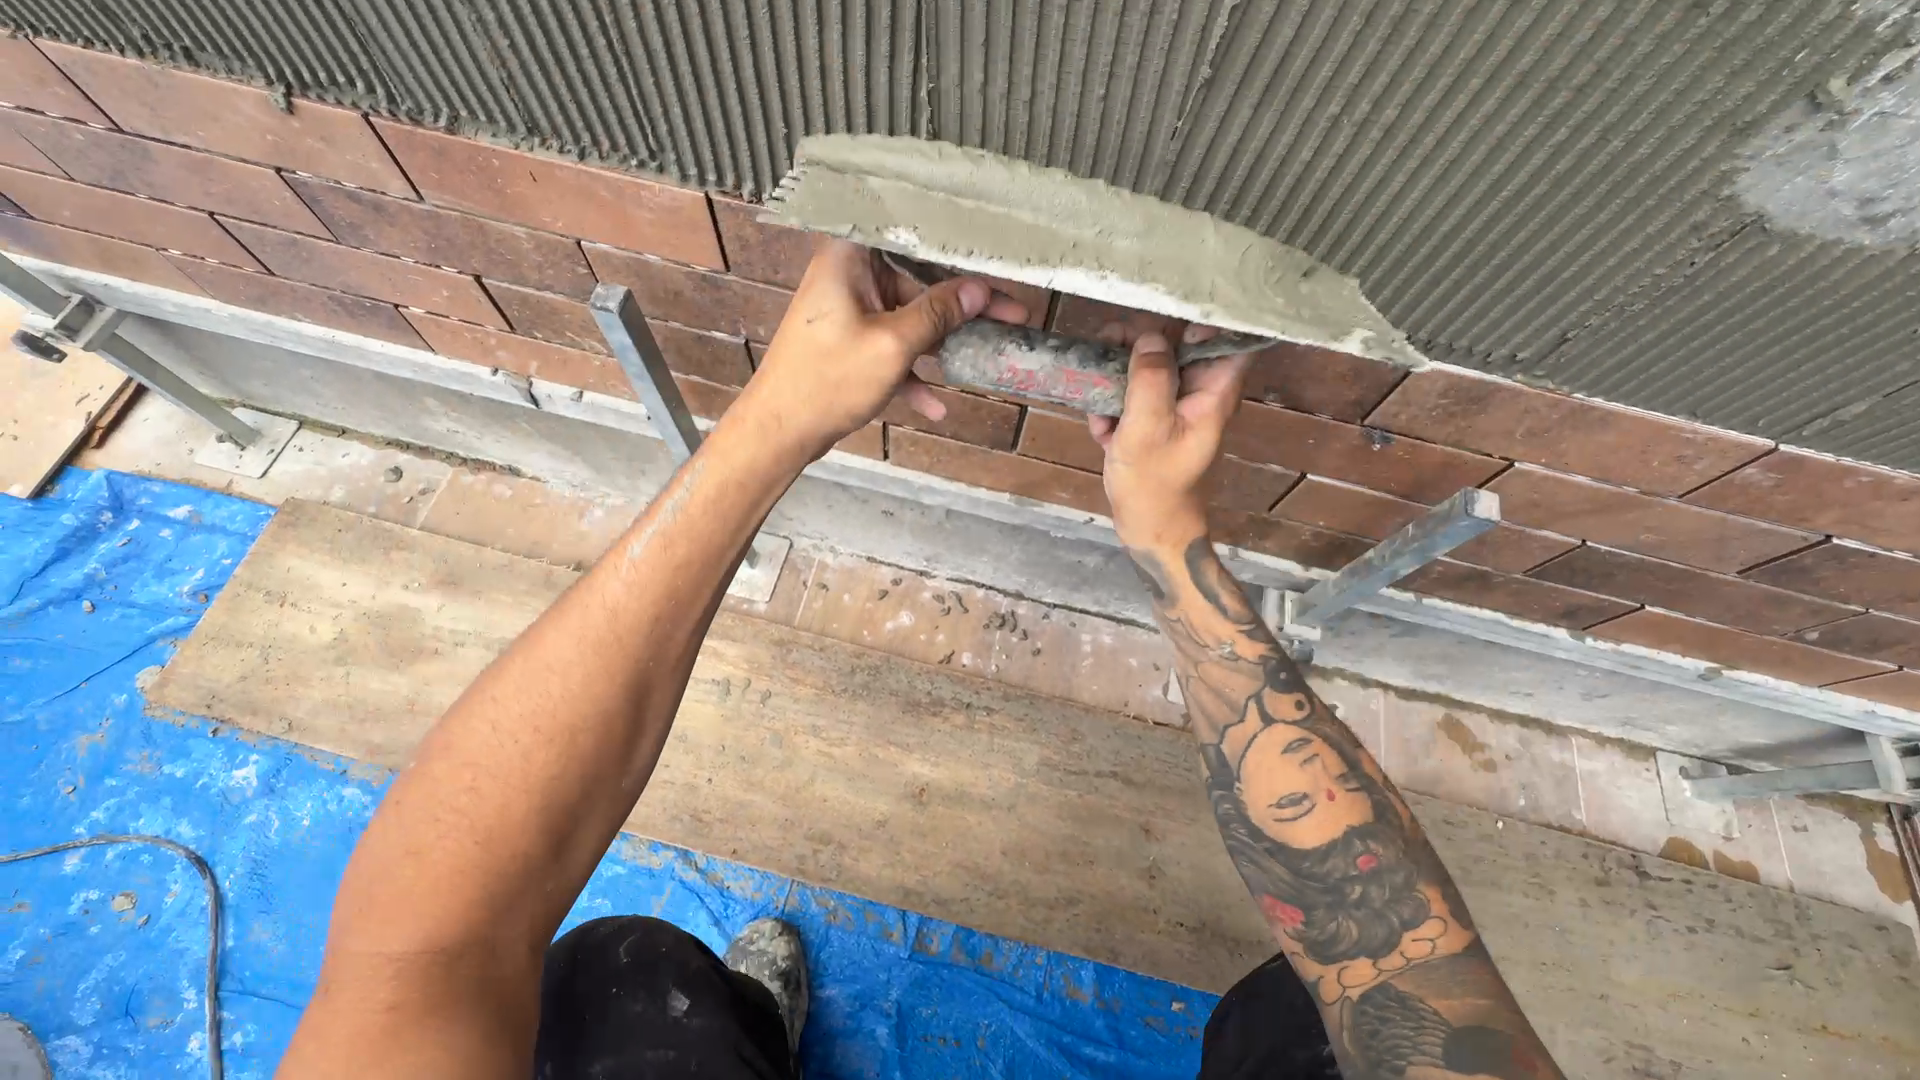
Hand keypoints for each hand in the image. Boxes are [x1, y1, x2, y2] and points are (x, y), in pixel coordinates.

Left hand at [726, 239, 1028, 462]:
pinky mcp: (848, 345)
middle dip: (962, 305)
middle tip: (1010, 313)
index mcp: (849, 257)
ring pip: (907, 317)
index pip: (910, 234)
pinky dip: (911, 372)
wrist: (780, 431)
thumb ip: (938, 314)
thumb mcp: (893, 345)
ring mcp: (848, 313)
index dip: (954, 245)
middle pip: (916, 280)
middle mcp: (848, 276)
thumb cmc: (828, 379)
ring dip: (942, 342)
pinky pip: (889, 349)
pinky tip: (936, 405)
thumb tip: (979, 291)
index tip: (992, 257)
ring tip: (988, 355)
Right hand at [1091, 321, 1252, 551]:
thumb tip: (1149, 336)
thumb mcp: (1147, 428)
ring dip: (1119, 378)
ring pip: (1151, 371)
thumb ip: (1150, 378)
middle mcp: (1201, 395)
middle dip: (1141, 344)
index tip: (1161, 310)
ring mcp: (1176, 410)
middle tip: (1108, 343)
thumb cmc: (1154, 485)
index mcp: (1214, 392)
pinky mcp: (1155, 425)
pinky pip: (1136, 400)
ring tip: (1096, 391)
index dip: (1199, 317)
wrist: (1150, 533)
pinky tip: (1101, 429)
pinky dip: (1116, 408)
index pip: (1227, 336)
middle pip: (1179, 346)